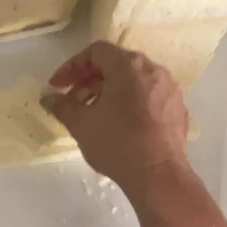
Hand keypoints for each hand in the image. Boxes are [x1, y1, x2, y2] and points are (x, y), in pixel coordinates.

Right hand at [44, 41, 195, 195]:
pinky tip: (118, 126)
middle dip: (89, 81)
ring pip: (133, 81)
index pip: (96, 52)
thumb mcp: (81, 125)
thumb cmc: (117, 144)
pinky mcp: (177, 108)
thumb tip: (49, 98)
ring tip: (93, 115)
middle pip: (116, 65)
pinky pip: (148, 97)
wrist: (158, 175)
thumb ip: (62, 106)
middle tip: (72, 102)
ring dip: (108, 92)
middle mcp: (153, 70)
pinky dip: (129, 103)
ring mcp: (169, 89)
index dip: (71, 67)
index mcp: (128, 67)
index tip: (57, 86)